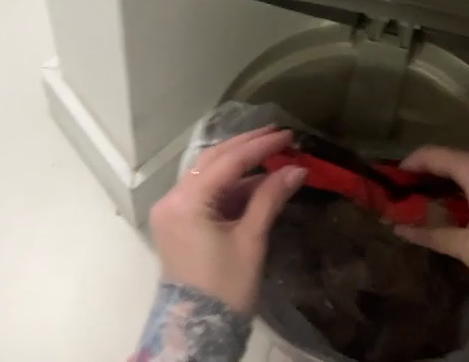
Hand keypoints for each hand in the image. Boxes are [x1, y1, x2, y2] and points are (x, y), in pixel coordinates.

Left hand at [149, 126, 307, 313]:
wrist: (197, 334)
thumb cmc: (225, 289)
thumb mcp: (250, 241)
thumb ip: (270, 198)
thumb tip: (297, 169)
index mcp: (185, 202)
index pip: (227, 161)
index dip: (259, 145)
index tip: (287, 135)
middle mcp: (172, 198)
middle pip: (213, 160)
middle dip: (247, 146)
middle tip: (278, 135)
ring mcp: (172, 210)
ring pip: (208, 173)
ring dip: (239, 164)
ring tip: (272, 154)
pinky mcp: (177, 222)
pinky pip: (204, 192)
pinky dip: (230, 186)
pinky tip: (256, 181)